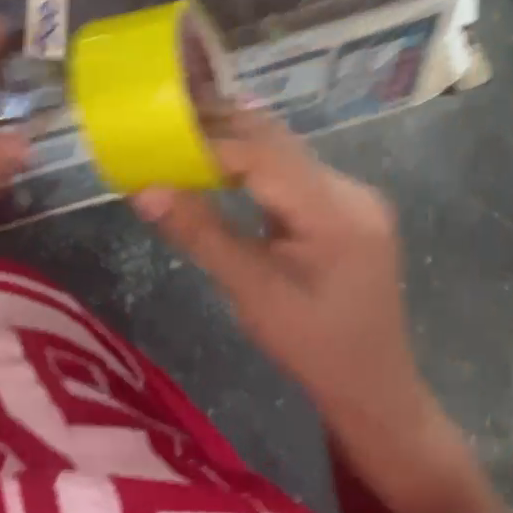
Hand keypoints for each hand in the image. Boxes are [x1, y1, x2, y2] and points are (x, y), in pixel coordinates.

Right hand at [130, 110, 435, 433]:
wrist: (372, 387)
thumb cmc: (313, 345)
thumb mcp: (250, 290)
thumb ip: (198, 233)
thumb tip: (141, 190)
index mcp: (336, 213)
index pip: (261, 156)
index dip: (205, 144)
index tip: (153, 145)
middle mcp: (347, 191)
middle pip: (272, 139)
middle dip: (213, 127)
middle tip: (155, 124)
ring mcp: (345, 195)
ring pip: (276, 148)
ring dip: (225, 139)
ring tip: (171, 138)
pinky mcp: (335, 205)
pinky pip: (281, 167)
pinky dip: (239, 160)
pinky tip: (207, 165)